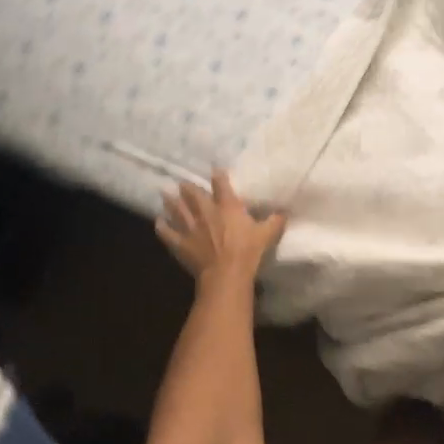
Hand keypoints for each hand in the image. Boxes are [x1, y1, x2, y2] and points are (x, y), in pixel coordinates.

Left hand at [156, 170, 286, 280]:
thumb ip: (275, 221)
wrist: (226, 273)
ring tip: (165, 194)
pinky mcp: (181, 243)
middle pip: (193, 194)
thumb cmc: (248, 251)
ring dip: (171, 201)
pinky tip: (158, 222)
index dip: (218, 176)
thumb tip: (285, 212)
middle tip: (182, 183)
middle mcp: (206, 212)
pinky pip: (167, 233)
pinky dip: (162, 227)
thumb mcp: (267, 234)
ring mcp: (191, 227)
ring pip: (177, 209)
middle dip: (187, 187)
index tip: (215, 170)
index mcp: (227, 206)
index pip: (221, 184)